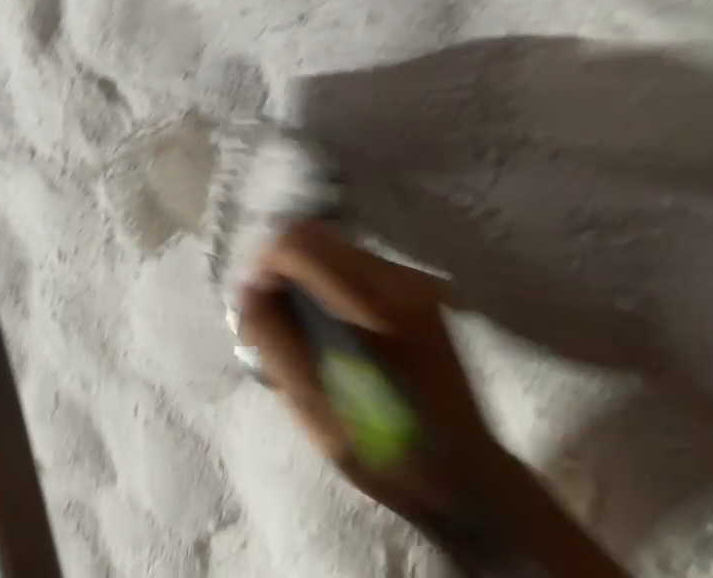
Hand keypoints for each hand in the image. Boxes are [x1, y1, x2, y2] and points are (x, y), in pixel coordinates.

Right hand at [238, 221, 629, 575]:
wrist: (467, 476)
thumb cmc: (388, 453)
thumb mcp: (317, 408)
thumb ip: (276, 340)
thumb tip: (244, 288)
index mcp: (374, 308)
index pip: (297, 244)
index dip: (262, 265)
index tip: (252, 304)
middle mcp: (398, 280)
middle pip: (312, 236)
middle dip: (280, 267)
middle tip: (269, 314)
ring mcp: (413, 282)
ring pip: (331, 245)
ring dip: (302, 274)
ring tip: (298, 324)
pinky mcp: (417, 291)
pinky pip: (352, 263)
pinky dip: (326, 281)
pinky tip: (327, 325)